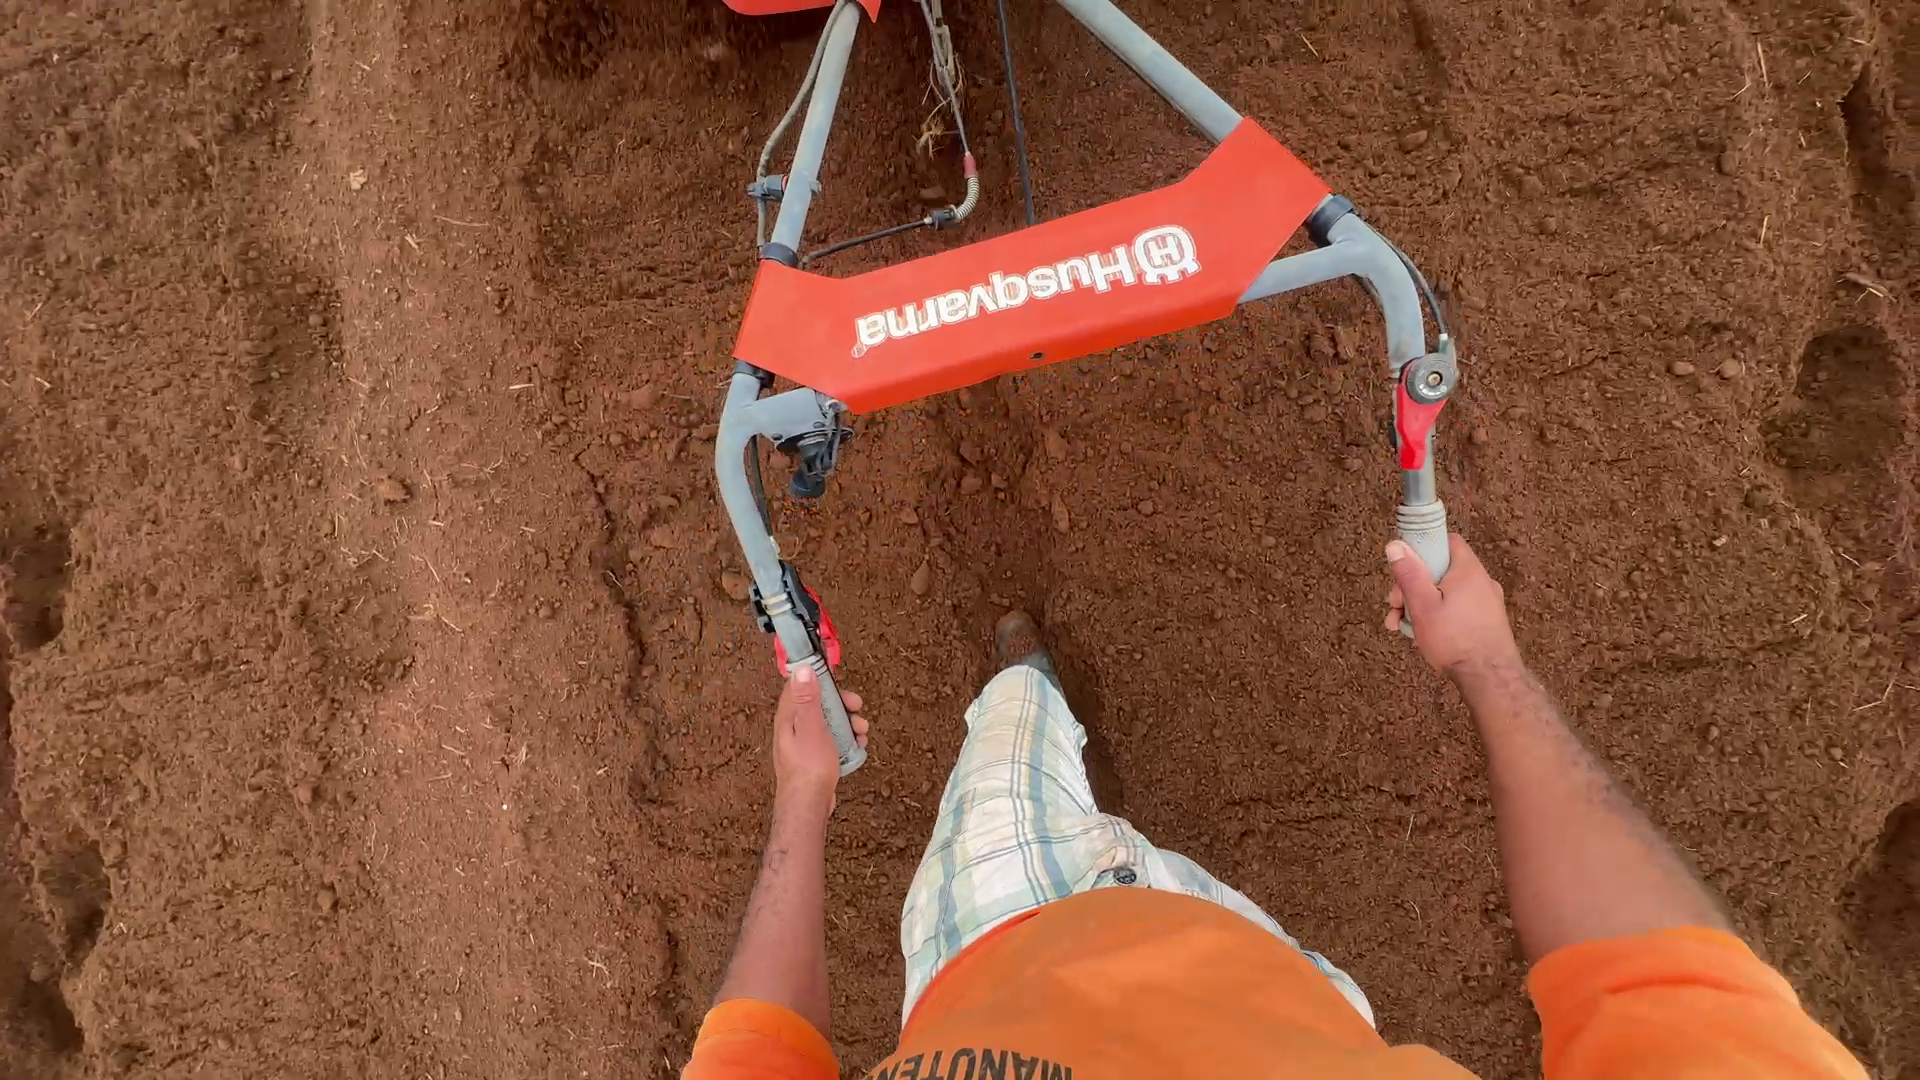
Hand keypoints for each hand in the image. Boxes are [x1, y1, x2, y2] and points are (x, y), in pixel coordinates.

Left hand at [772, 665, 867, 815]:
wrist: (808, 806)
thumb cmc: (809, 767)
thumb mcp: (812, 727)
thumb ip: (808, 699)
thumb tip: (802, 669)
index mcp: (789, 717)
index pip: (799, 686)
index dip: (818, 679)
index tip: (836, 679)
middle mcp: (793, 727)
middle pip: (819, 704)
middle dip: (840, 703)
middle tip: (856, 707)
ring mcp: (804, 743)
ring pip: (828, 722)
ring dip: (847, 722)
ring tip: (862, 731)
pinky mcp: (814, 757)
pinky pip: (832, 739)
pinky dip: (846, 738)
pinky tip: (858, 745)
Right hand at [1384, 533, 1521, 679]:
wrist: (1489, 677)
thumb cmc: (1454, 640)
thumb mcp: (1422, 604)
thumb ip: (1409, 573)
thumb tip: (1396, 545)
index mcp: (1467, 571)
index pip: (1447, 541)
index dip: (1422, 547)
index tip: (1403, 564)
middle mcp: (1481, 582)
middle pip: (1439, 569)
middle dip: (1411, 584)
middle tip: (1395, 604)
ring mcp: (1485, 601)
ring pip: (1444, 591)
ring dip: (1419, 602)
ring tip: (1401, 624)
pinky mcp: (1485, 619)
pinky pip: (1455, 606)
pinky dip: (1436, 613)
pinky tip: (1420, 633)